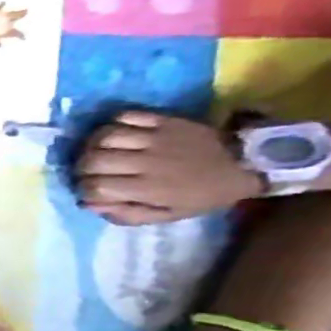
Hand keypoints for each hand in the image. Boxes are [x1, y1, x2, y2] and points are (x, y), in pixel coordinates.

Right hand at [74, 110, 262, 224]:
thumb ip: (128, 214)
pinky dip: (112, 123)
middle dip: (82, 167)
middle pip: (92, 160)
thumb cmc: (205, 194)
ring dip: (92, 144)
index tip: (89, 191)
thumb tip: (91, 205)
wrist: (248, 163)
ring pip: (104, 136)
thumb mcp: (169, 215)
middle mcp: (147, 162)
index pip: (96, 187)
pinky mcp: (164, 120)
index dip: (84, 189)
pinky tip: (115, 133)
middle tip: (88, 171)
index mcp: (149, 188)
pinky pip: (125, 116)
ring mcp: (155, 138)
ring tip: (96, 150)